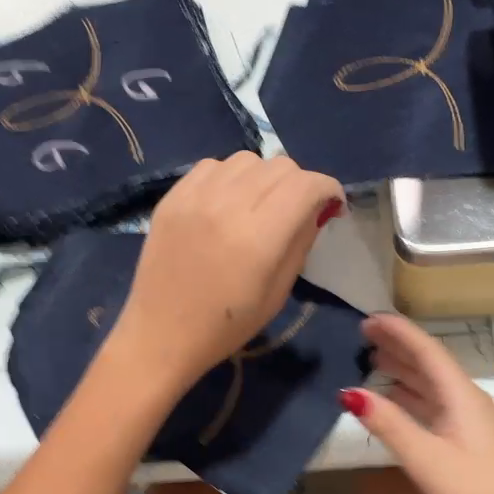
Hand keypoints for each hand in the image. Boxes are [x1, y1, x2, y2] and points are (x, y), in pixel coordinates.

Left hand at [114, 152, 344, 389]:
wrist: (162, 334)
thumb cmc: (226, 326)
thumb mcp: (277, 294)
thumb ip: (300, 244)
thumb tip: (317, 210)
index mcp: (259, 238)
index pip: (306, 185)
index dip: (328, 189)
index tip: (332, 205)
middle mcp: (228, 205)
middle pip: (281, 166)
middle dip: (300, 183)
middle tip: (296, 211)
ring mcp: (196, 196)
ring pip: (248, 159)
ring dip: (264, 177)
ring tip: (259, 205)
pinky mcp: (172, 196)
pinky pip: (213, 165)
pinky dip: (230, 177)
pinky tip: (227, 204)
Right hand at [342, 314, 493, 493]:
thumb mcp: (425, 459)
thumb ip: (389, 424)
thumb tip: (349, 392)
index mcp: (462, 397)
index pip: (428, 352)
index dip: (398, 332)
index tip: (368, 319)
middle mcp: (468, 400)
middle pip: (430, 364)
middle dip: (398, 347)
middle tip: (362, 335)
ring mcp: (469, 420)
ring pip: (432, 385)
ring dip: (403, 371)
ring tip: (371, 359)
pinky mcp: (468, 439)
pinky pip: (434, 405)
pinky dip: (410, 396)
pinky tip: (393, 399)